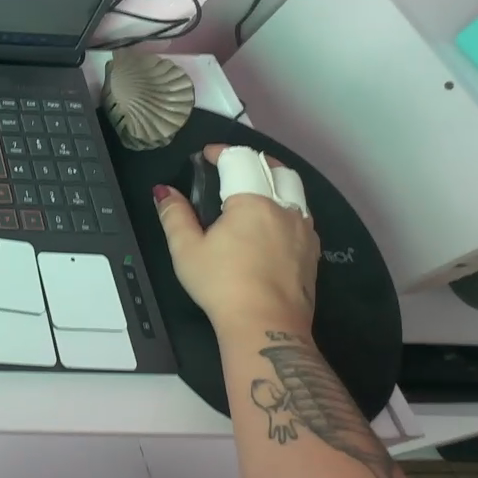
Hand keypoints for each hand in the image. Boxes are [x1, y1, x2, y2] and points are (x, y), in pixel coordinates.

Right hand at [153, 144, 319, 336]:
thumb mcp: (185, 248)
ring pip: (295, 190)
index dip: (220, 152)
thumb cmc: (222, 284)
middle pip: (277, 168)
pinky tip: (268, 221)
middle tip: (230, 165)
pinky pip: (301, 214)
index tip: (205, 156)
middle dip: (253, 159)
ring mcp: (304, 231)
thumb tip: (164, 192)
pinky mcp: (313, 251)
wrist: (266, 326)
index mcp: (253, 203)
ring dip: (273, 180)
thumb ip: (174, 214)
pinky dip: (284, 205)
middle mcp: (285, 210)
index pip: (240, 160)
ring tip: (250, 190)